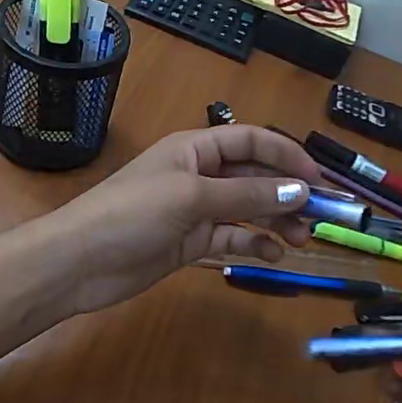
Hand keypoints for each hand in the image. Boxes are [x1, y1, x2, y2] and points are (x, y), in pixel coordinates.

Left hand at [36, 126, 320, 314]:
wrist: (80, 261)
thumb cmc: (131, 214)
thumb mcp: (190, 196)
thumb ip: (246, 194)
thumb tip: (300, 190)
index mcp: (194, 150)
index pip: (250, 141)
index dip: (286, 155)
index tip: (320, 179)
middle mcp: (197, 175)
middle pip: (253, 176)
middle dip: (287, 191)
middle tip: (321, 217)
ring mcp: (194, 211)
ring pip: (247, 209)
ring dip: (276, 220)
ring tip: (301, 238)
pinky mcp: (189, 242)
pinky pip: (231, 236)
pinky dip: (254, 243)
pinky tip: (272, 253)